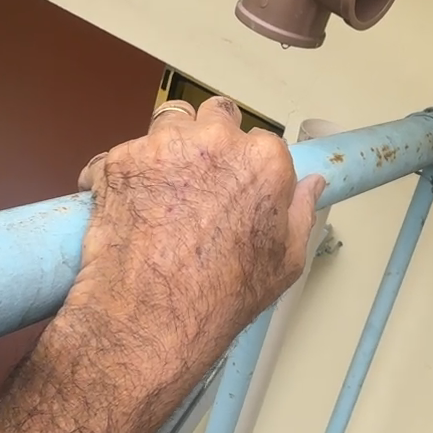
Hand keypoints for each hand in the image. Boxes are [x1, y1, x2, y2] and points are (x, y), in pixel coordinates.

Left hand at [64, 97, 324, 387]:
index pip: (262, 140)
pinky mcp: (120, 159)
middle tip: (200, 175)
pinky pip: (122, 154)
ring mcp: (164, 146)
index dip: (249, 163)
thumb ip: (302, 212)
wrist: (152, 317)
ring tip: (164, 185)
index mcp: (264, 161)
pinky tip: (131, 205)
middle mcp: (217, 141)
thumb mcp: (286, 261)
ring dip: (169, 146)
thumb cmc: (221, 294)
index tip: (238, 183)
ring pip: (169, 123)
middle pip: (216, 115)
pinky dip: (125, 174)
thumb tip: (312, 186)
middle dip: (210, 138)